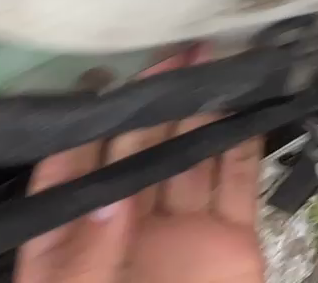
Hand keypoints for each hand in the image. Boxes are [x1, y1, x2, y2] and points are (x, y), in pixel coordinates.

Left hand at [15, 46, 265, 282]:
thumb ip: (86, 262)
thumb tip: (111, 189)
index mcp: (72, 255)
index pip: (67, 182)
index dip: (83, 132)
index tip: (102, 85)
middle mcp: (127, 232)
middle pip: (137, 155)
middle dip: (155, 104)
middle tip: (181, 55)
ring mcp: (182, 232)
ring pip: (192, 156)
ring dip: (205, 112)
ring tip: (219, 65)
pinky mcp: (231, 235)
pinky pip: (238, 177)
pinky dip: (246, 138)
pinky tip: (250, 104)